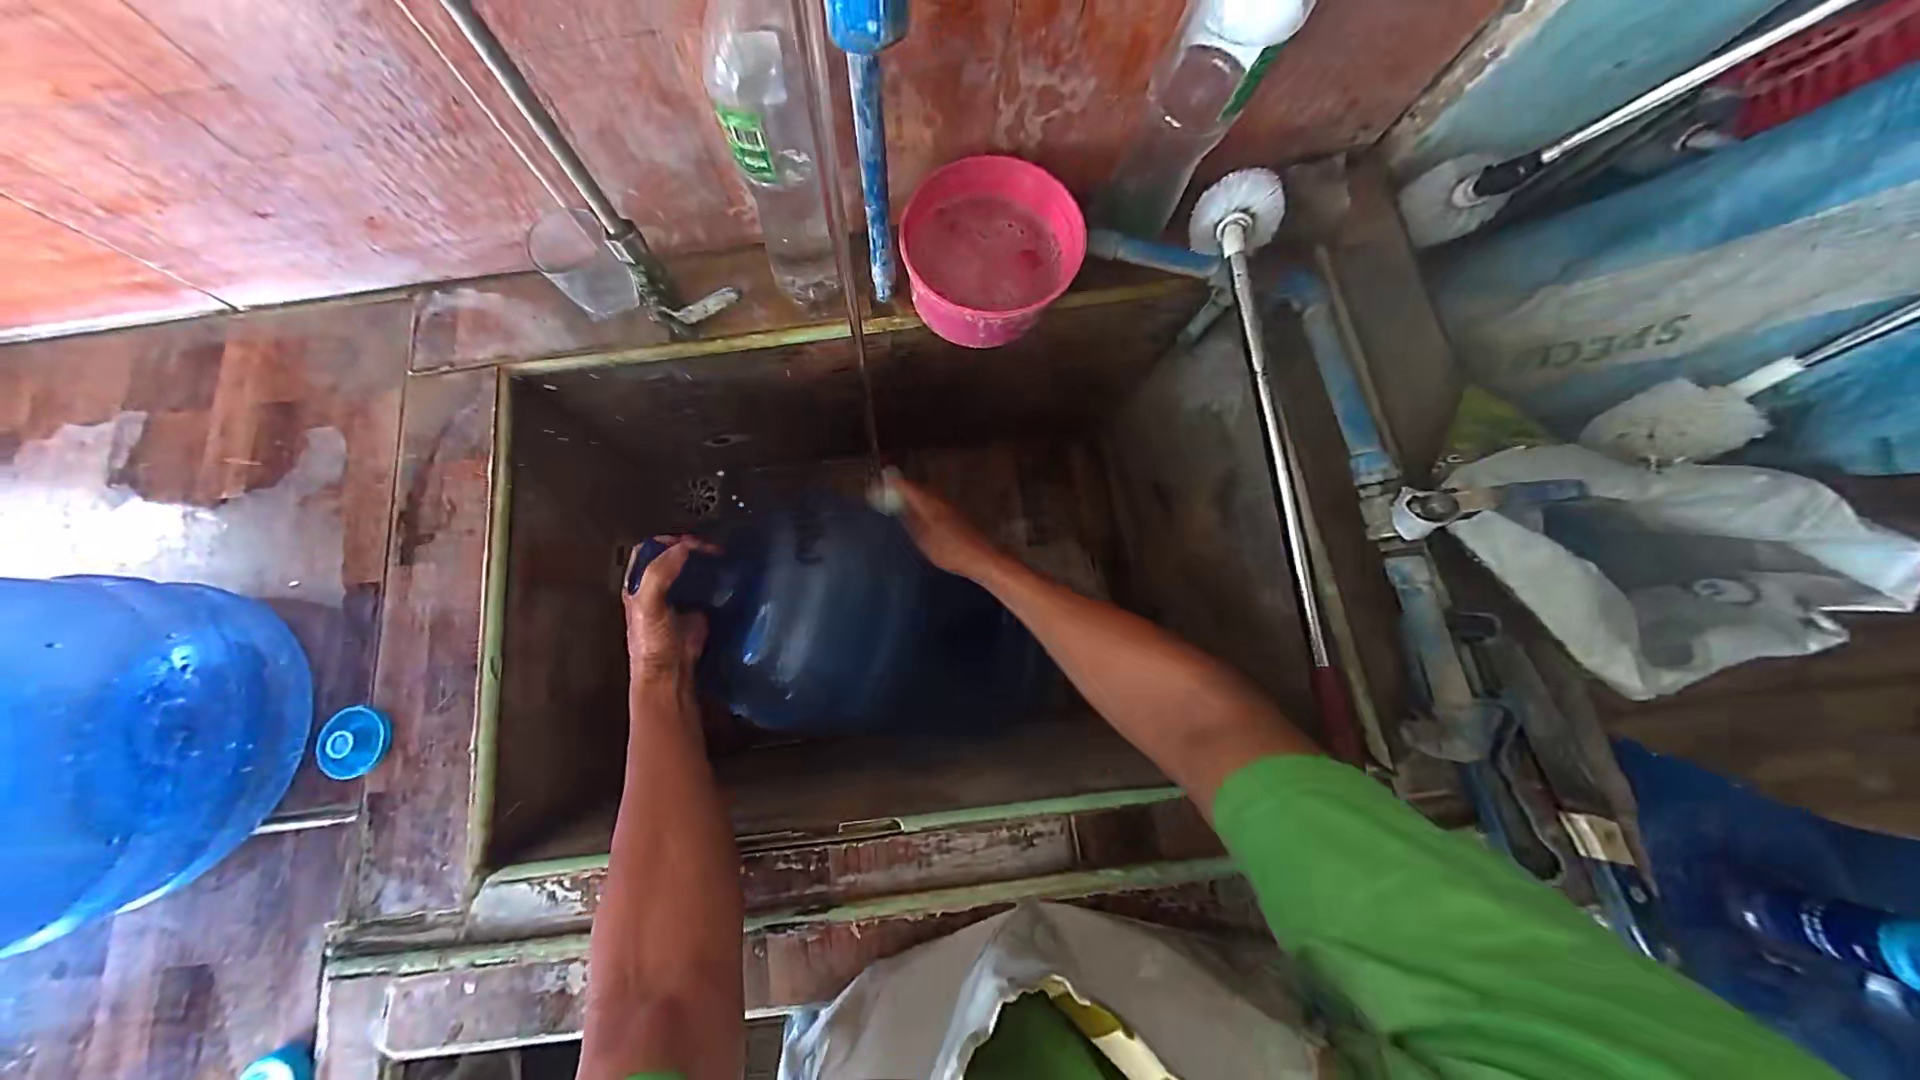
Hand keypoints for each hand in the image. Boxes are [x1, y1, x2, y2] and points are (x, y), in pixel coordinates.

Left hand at [624, 536, 712, 678]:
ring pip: (690, 567)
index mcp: (638, 584)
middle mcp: (657, 587)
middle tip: (706, 547)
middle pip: (672, 555)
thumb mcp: (648, 604)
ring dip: (704, 559)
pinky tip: (723, 574)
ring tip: (716, 555)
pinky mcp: (697, 607)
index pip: (649, 550)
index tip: (687, 542)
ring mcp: (678, 596)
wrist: (672, 670)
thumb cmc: (652, 643)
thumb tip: (682, 549)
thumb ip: (660, 574)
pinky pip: (707, 584)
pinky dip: (715, 576)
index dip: (667, 542)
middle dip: (689, 546)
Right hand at [879, 468, 1003, 580]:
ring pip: (925, 494)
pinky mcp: (956, 513)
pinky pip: (932, 502)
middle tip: (883, 492)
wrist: (981, 559)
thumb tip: (897, 507)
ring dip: (910, 495)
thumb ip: (910, 521)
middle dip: (899, 488)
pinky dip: (920, 503)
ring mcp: (950, 505)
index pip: (906, 486)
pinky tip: (916, 514)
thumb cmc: (952, 552)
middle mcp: (940, 499)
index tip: (877, 486)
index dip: (890, 484)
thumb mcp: (923, 540)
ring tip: (896, 503)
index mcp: (930, 503)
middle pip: (916, 487)